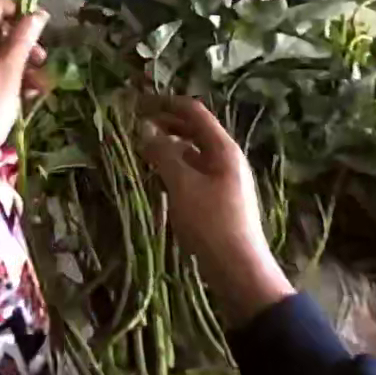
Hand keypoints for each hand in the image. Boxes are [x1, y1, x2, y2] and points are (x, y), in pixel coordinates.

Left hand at [0, 0, 47, 213]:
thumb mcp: (7, 76)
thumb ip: (22, 40)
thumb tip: (38, 13)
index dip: (18, 9)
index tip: (41, 27)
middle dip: (12, 31)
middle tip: (36, 50)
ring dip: (12, 55)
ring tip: (39, 78)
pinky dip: (0, 72)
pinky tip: (27, 92)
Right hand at [140, 96, 293, 325]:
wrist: (239, 271)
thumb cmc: (210, 223)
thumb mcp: (181, 185)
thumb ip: (162, 154)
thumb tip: (144, 130)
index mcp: (223, 148)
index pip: (193, 111)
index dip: (165, 103)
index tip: (137, 103)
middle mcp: (227, 157)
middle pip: (194, 128)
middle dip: (165, 122)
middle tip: (136, 123)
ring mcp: (225, 177)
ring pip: (193, 149)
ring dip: (168, 143)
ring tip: (143, 147)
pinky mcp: (219, 196)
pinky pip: (194, 168)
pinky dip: (175, 164)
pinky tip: (159, 174)